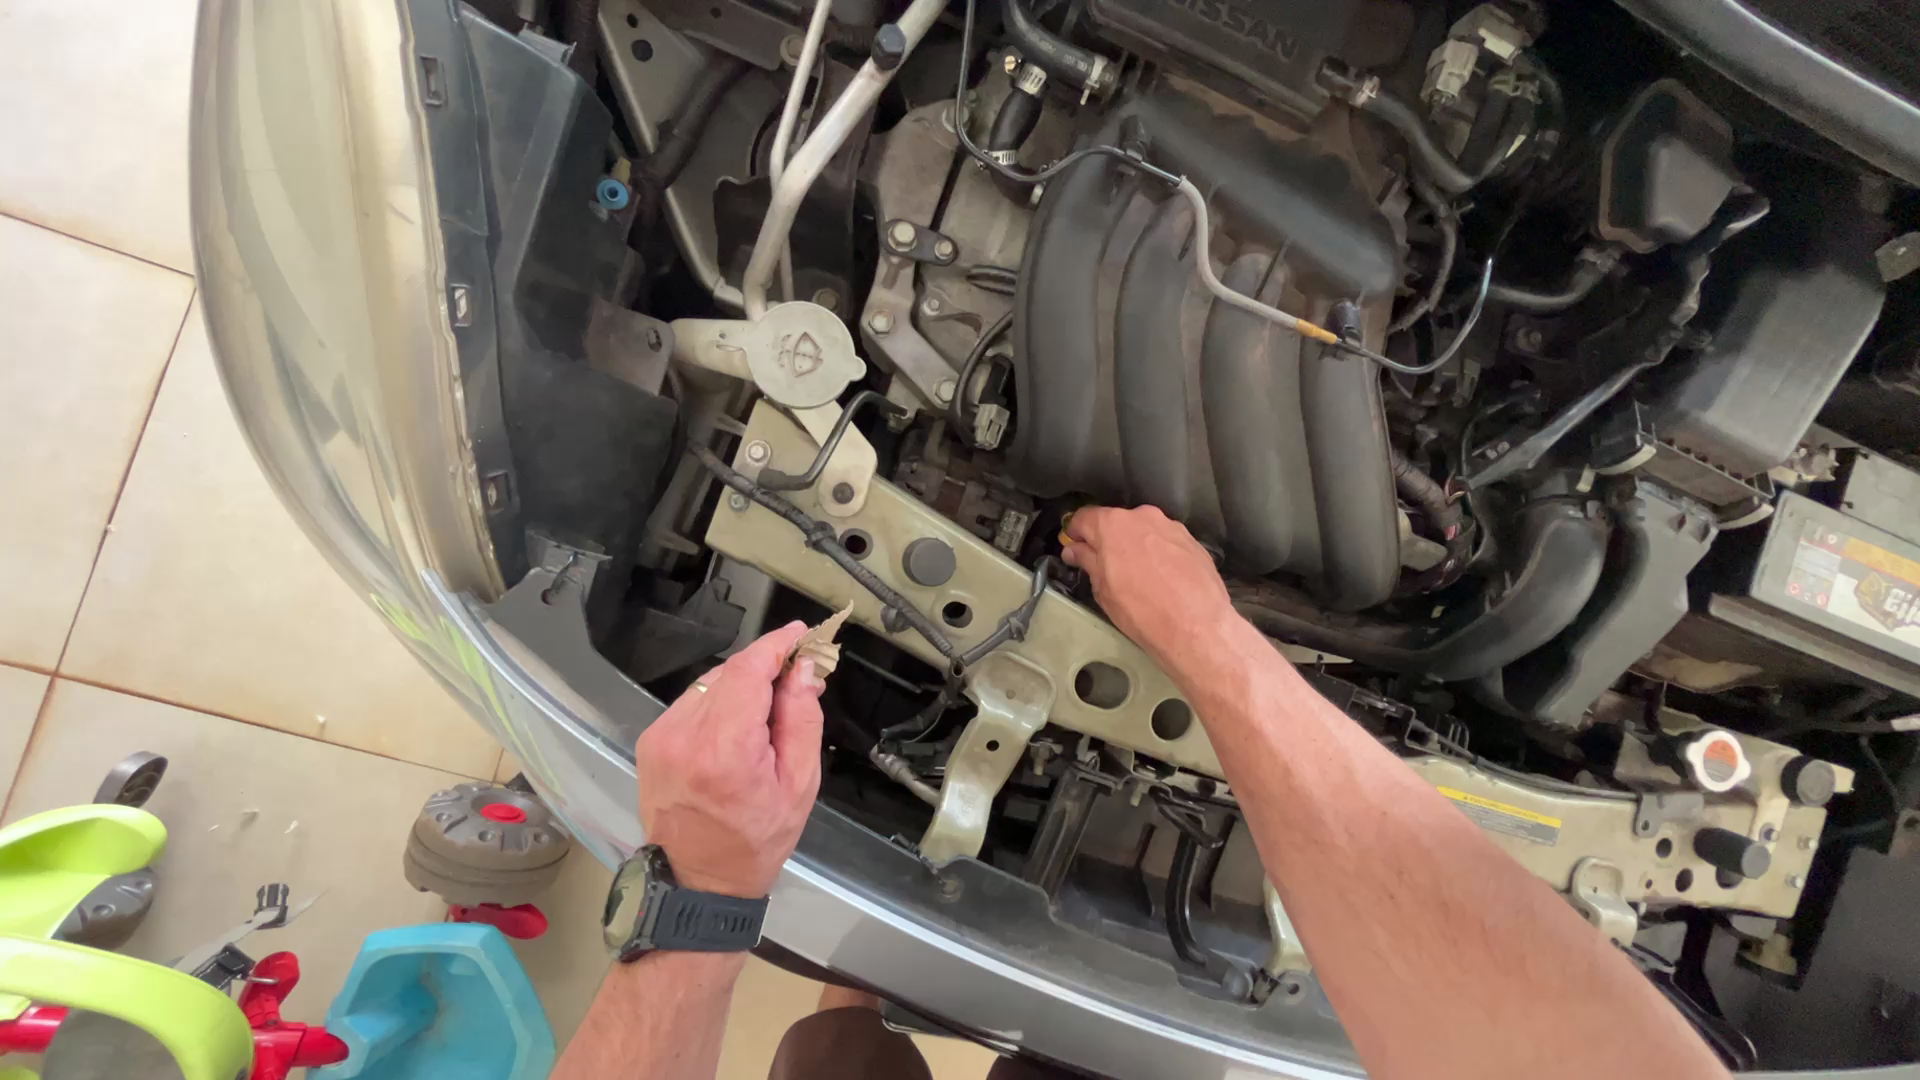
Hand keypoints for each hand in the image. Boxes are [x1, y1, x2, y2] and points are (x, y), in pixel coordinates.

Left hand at [634, 622, 825, 897]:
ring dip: (745, 683)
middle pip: (730, 671)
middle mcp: (683, 735)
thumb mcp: (800, 782)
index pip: (748, 671)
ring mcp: (660, 737)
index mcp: (723, 749)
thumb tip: (803, 669)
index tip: (801, 633)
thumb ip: (802, 717)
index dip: (776, 644)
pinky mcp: (651, 741)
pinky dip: (722, 701)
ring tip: (772, 705)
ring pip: (711, 683)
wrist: (697, 884)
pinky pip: (694, 702)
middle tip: (800, 675)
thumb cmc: (758, 839)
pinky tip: (741, 723)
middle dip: (767, 665)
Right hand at [1061, 505, 1236, 669]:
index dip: (1074, 534)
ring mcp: (1170, 526)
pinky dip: (1158, 553)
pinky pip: (1165, 541)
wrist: (1196, 626)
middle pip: (1115, 522)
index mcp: (1113, 525)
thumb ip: (1088, 562)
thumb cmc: (1141, 610)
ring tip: (1137, 575)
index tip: (1074, 549)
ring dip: (1134, 546)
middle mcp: (1142, 517)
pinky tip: (1161, 578)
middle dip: (1107, 540)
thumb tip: (1075, 550)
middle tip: (1105, 567)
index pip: (1083, 518)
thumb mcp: (1103, 589)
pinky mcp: (1192, 541)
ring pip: (1143, 531)